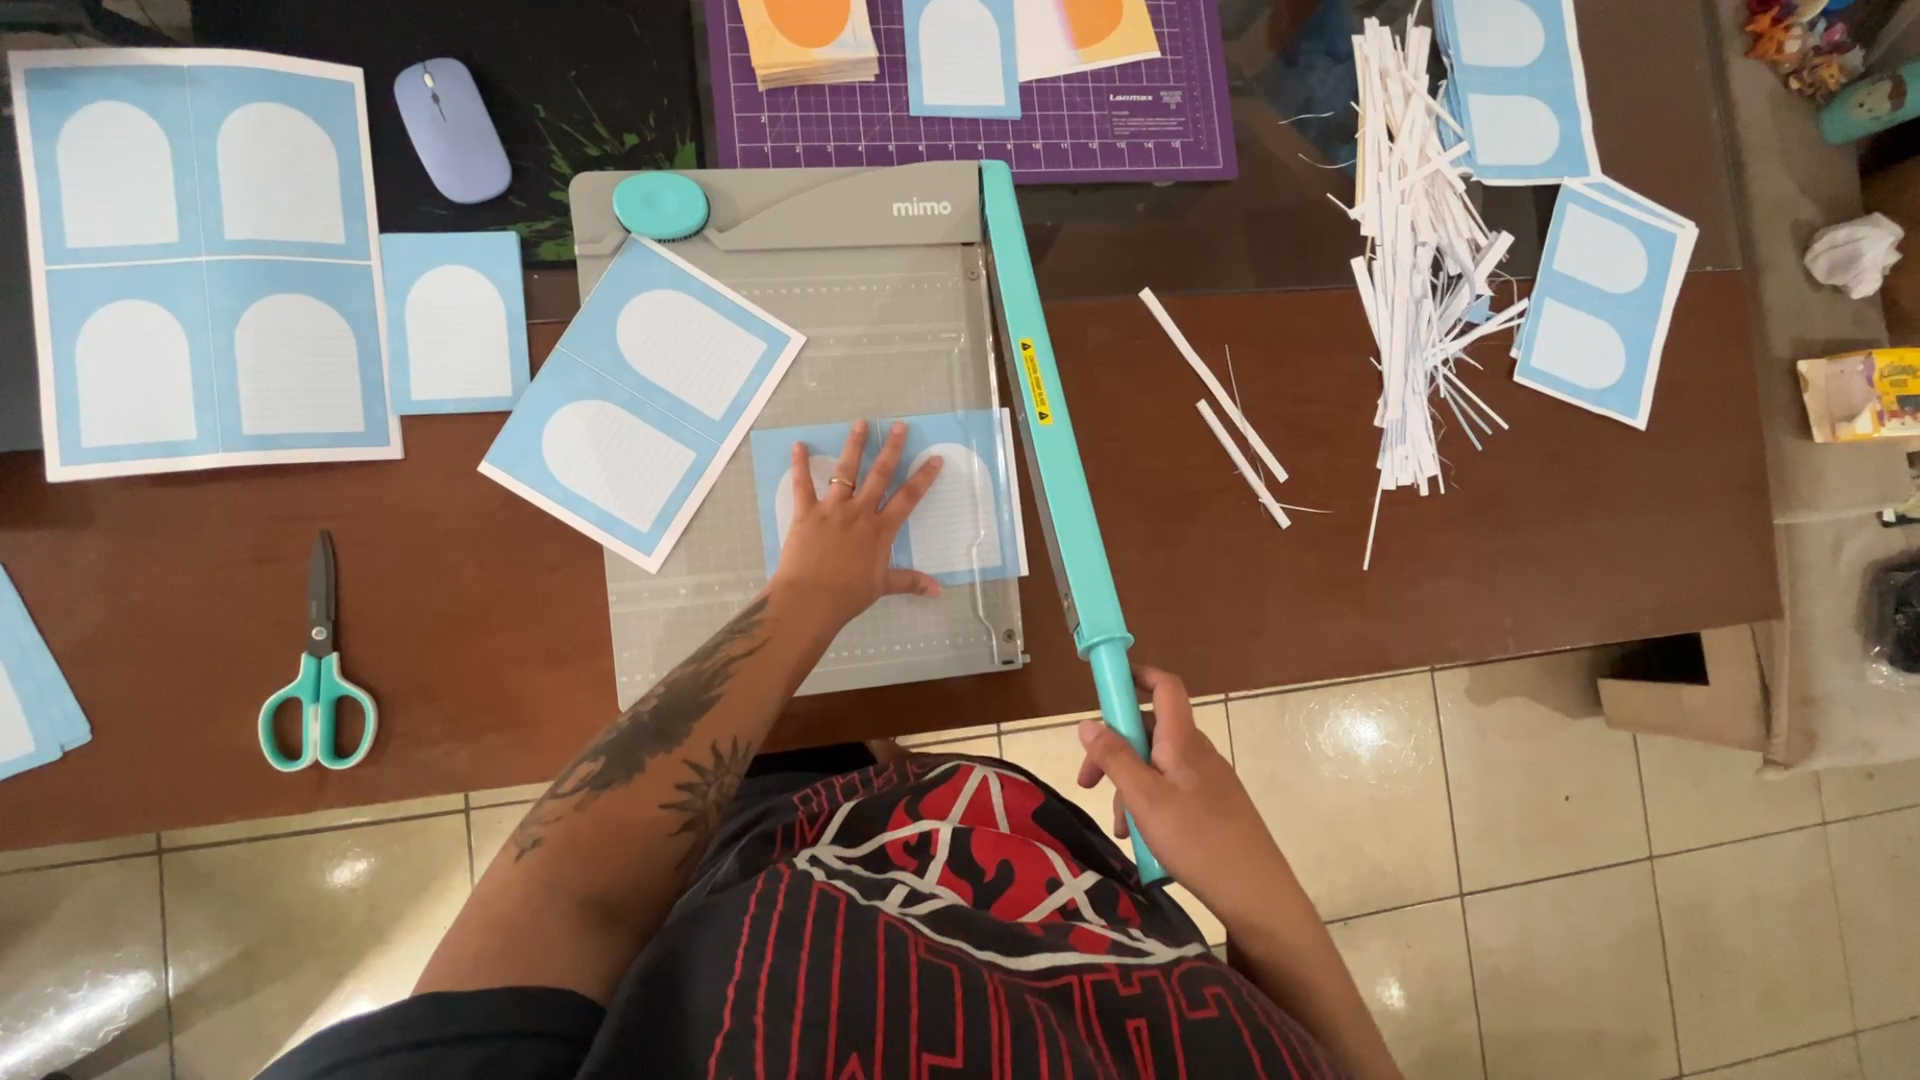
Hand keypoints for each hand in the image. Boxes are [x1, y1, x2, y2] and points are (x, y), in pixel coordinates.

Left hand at [771, 419, 942, 626]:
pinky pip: (802, 484)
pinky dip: (800, 464)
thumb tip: (938, 590)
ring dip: (854, 446)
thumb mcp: (881, 588)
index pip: (908, 498)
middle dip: (891, 449)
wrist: (810, 599)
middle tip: (899, 426)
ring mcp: (832, 509)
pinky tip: (798, 445)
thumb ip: (909, 582)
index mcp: (880, 530)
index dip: (923, 477)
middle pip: (879, 475)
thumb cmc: (847, 596)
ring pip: (846, 472)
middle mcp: (859, 512)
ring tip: (860, 424)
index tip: (934, 459)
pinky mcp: (806, 512)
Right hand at [1076, 666, 1289, 924]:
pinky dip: (1149, 805)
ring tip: (1119, 827)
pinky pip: (1170, 790)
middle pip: (1149, 730)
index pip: (1165, 686)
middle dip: (1114, 750)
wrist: (1256, 894)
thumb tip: (1087, 723)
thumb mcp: (1144, 798)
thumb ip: (1114, 758)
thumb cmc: (1196, 839)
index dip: (1137, 676)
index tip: (1107, 686)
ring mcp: (1207, 780)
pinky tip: (1141, 839)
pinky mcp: (1213, 806)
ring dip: (1128, 786)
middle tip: (1087, 782)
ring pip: (1156, 765)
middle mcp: (1197, 752)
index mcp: (1182, 740)